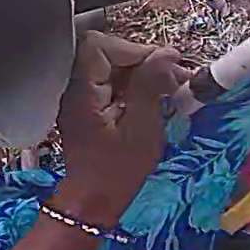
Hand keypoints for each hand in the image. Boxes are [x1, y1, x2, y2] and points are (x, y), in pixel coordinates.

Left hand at [54, 32, 187, 223]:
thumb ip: (150, 86)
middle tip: (174, 78)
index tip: (164, 65)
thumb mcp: (141, 128)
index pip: (101, 46)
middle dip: (142, 61)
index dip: (134, 49)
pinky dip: (133, 86)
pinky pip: (110, 84)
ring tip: (171, 89)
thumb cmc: (118, 170)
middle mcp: (76, 88)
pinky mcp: (88, 108)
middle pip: (106, 53)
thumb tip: (166, 54)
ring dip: (141, 74)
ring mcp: (80, 98)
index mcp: (82, 91)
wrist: (93, 203)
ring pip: (111, 68)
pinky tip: (154, 100)